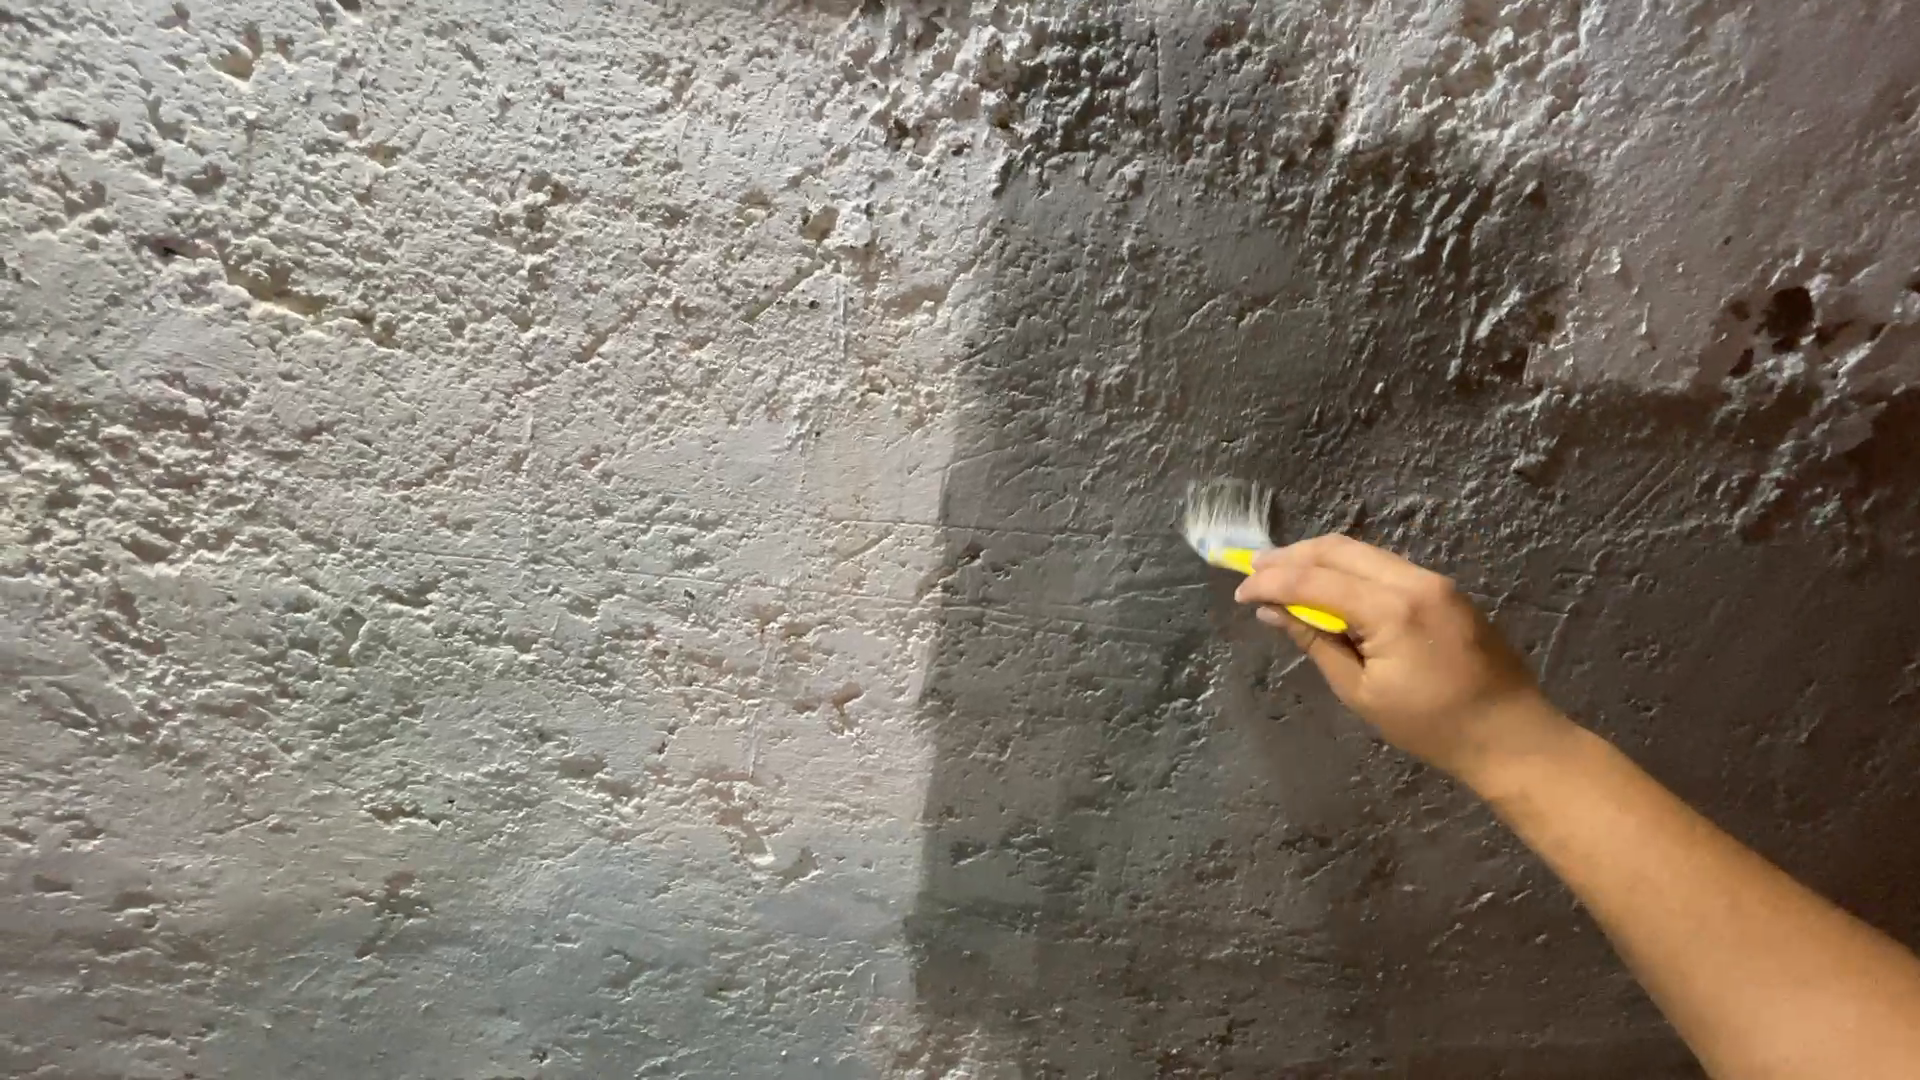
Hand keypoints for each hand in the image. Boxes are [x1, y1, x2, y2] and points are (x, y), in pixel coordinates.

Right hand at [1235, 534, 1567, 778]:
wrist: (1515, 737)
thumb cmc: (1431, 727)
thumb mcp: (1359, 691)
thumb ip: (1314, 642)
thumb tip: (1271, 612)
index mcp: (1393, 612)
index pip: (1315, 581)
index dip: (1270, 583)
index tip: (1240, 594)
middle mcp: (1414, 582)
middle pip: (1337, 549)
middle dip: (1289, 556)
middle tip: (1253, 570)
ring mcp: (1433, 581)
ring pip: (1360, 551)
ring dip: (1315, 558)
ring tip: (1280, 574)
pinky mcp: (1442, 589)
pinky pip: (1381, 565)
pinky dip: (1344, 568)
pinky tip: (1324, 585)